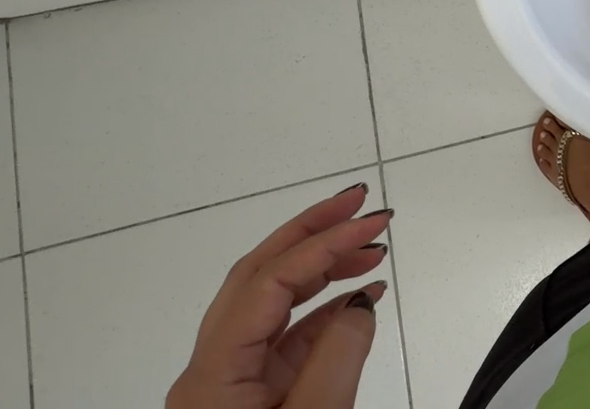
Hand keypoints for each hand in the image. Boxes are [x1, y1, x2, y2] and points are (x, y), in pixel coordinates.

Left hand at [166, 184, 392, 408]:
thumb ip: (338, 356)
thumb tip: (360, 300)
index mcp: (212, 376)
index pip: (271, 282)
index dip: (326, 241)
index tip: (379, 221)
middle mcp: (211, 369)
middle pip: (257, 275)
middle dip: (312, 229)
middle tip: (362, 200)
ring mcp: (228, 382)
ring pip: (271, 299)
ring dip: (323, 263)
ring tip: (375, 246)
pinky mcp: (251, 395)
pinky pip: (287, 331)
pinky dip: (328, 302)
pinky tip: (366, 291)